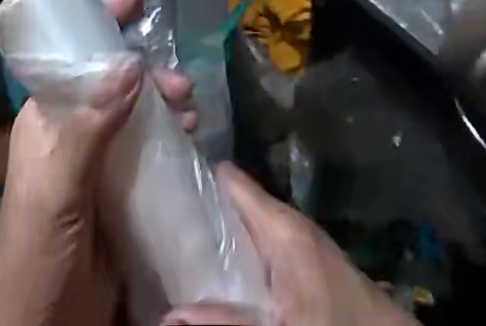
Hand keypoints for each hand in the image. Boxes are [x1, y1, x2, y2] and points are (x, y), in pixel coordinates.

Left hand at [0, 0, 196, 325]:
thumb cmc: (38, 259)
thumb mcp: (55, 194)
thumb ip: (87, 130)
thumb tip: (130, 62)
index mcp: (47, 122)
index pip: (72, 56)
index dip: (99, 23)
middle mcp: (75, 130)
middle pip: (115, 76)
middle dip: (147, 64)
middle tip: (178, 81)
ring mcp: (103, 157)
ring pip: (139, 104)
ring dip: (166, 94)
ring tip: (189, 107)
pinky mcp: (128, 182)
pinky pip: (155, 138)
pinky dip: (175, 125)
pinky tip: (192, 131)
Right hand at [163, 166, 415, 325]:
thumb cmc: (336, 325)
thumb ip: (226, 321)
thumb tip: (166, 316)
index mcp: (282, 227)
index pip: (232, 182)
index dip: (195, 175)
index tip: (158, 176)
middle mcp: (288, 227)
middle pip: (234, 207)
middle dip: (197, 214)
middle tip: (149, 226)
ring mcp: (298, 247)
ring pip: (245, 232)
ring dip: (214, 240)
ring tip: (168, 250)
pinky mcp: (304, 270)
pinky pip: (259, 254)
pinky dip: (234, 260)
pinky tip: (212, 281)